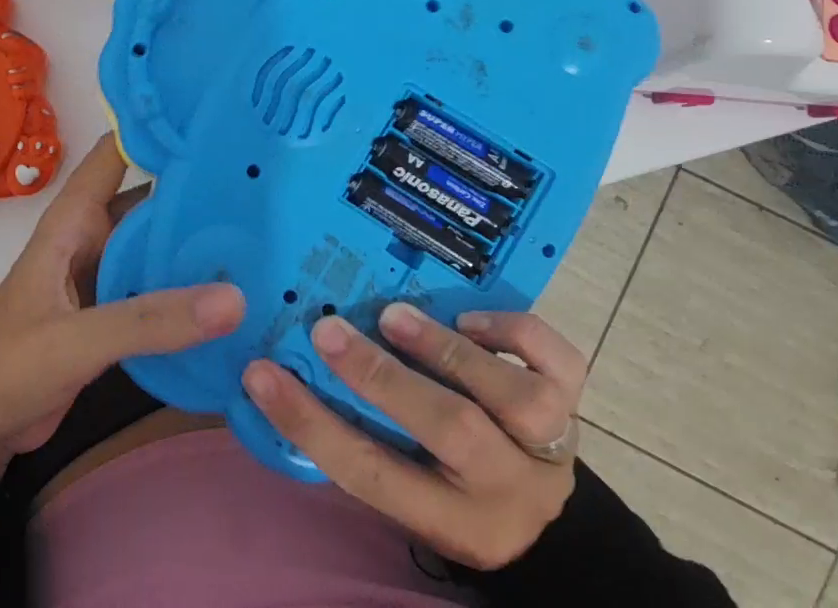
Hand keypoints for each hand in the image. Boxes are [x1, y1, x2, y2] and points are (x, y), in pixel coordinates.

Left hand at [0, 134, 245, 486]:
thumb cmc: (9, 367)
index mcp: (71, 224)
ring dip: (202, 244)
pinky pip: (159, 291)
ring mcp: (104, 279)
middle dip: (201, 191)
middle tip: (273, 186)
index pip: (116, 154)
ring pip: (159, 248)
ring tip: (273, 234)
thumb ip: (147, 321)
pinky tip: (240, 294)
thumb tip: (235, 297)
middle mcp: (92, 240)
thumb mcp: (74, 341)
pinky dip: (192, 290)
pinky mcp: (114, 316)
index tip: (222, 120)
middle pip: (151, 200)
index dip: (159, 130)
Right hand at [243, 304, 585, 569]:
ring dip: (448, 351)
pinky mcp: (577, 407)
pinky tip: (470, 319)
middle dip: (381, 376)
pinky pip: (561, 366)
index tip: (260, 374)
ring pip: (517, 399)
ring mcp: (550, 448)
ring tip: (393, 315)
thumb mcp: (402, 489)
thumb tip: (281, 374)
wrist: (541, 518)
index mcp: (451, 521)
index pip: (371, 474)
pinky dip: (515, 334)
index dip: (309, 423)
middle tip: (326, 330)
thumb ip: (357, 440)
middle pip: (450, 431)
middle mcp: (507, 490)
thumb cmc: (446, 493)